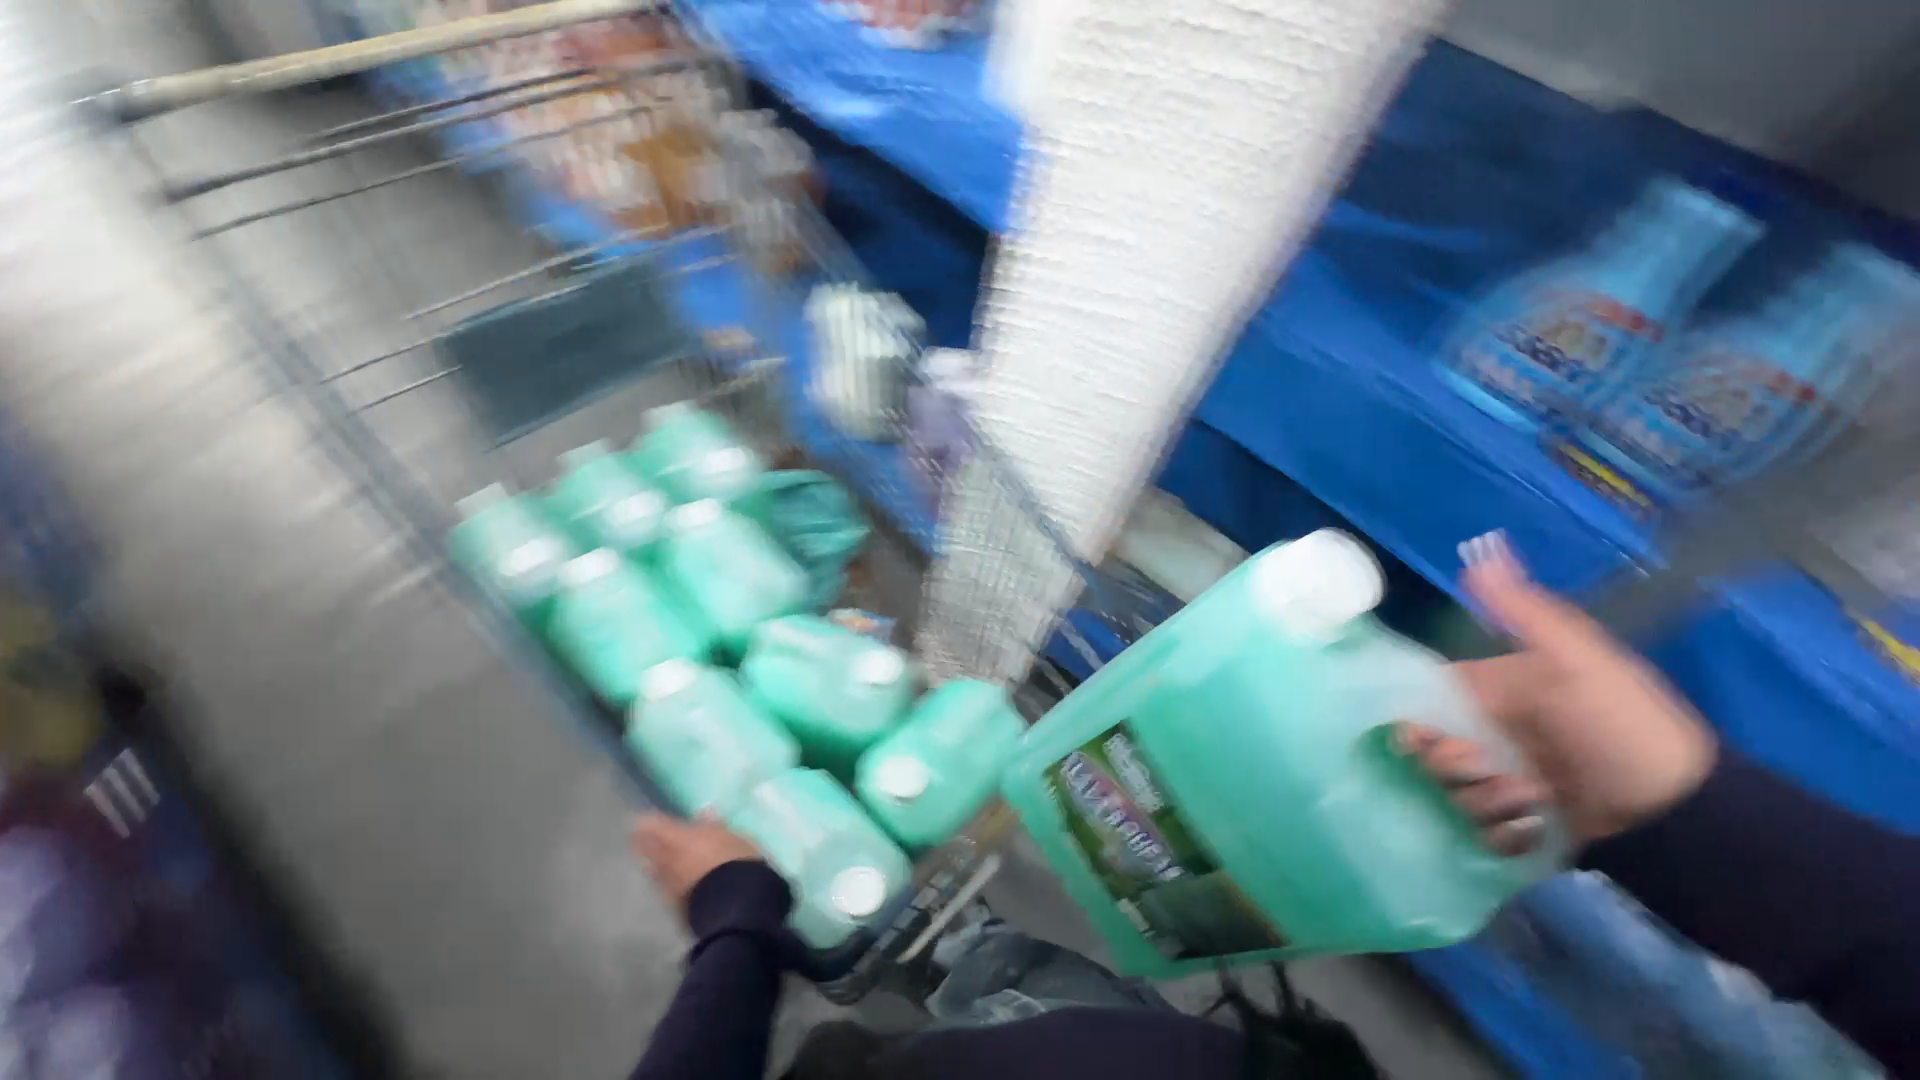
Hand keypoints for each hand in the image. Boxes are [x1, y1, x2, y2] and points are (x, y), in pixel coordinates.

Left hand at [630, 813, 763, 912]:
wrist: (733, 903)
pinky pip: (666, 890)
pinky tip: (684, 884)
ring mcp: (665, 886)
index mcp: (674, 838)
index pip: (649, 823)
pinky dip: (671, 884)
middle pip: (644, 849)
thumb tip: (703, 811)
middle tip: (659, 840)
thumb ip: (712, 824)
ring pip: (653, 871)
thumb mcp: (728, 835)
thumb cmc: (731, 859)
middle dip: (648, 844)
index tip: (654, 818)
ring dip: (659, 866)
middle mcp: (662, 861)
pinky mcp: (673, 907)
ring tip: (672, 864)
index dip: (650, 820)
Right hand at [1398, 532, 1717, 853]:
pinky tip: (1530, 826)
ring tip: (1529, 801)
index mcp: (1499, 691)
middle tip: (1490, 771)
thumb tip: (1477, 553)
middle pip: (1433, 749)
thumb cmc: (1620, 728)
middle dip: (1453, 766)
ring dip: (1483, 800)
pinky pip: (1479, 828)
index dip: (1418, 719)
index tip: (1426, 737)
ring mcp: (1507, 781)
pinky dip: (1500, 831)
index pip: (1429, 700)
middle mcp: (1495, 733)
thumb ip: (1524, 613)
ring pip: (1454, 791)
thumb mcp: (1577, 662)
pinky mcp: (1520, 825)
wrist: (1681, 813)